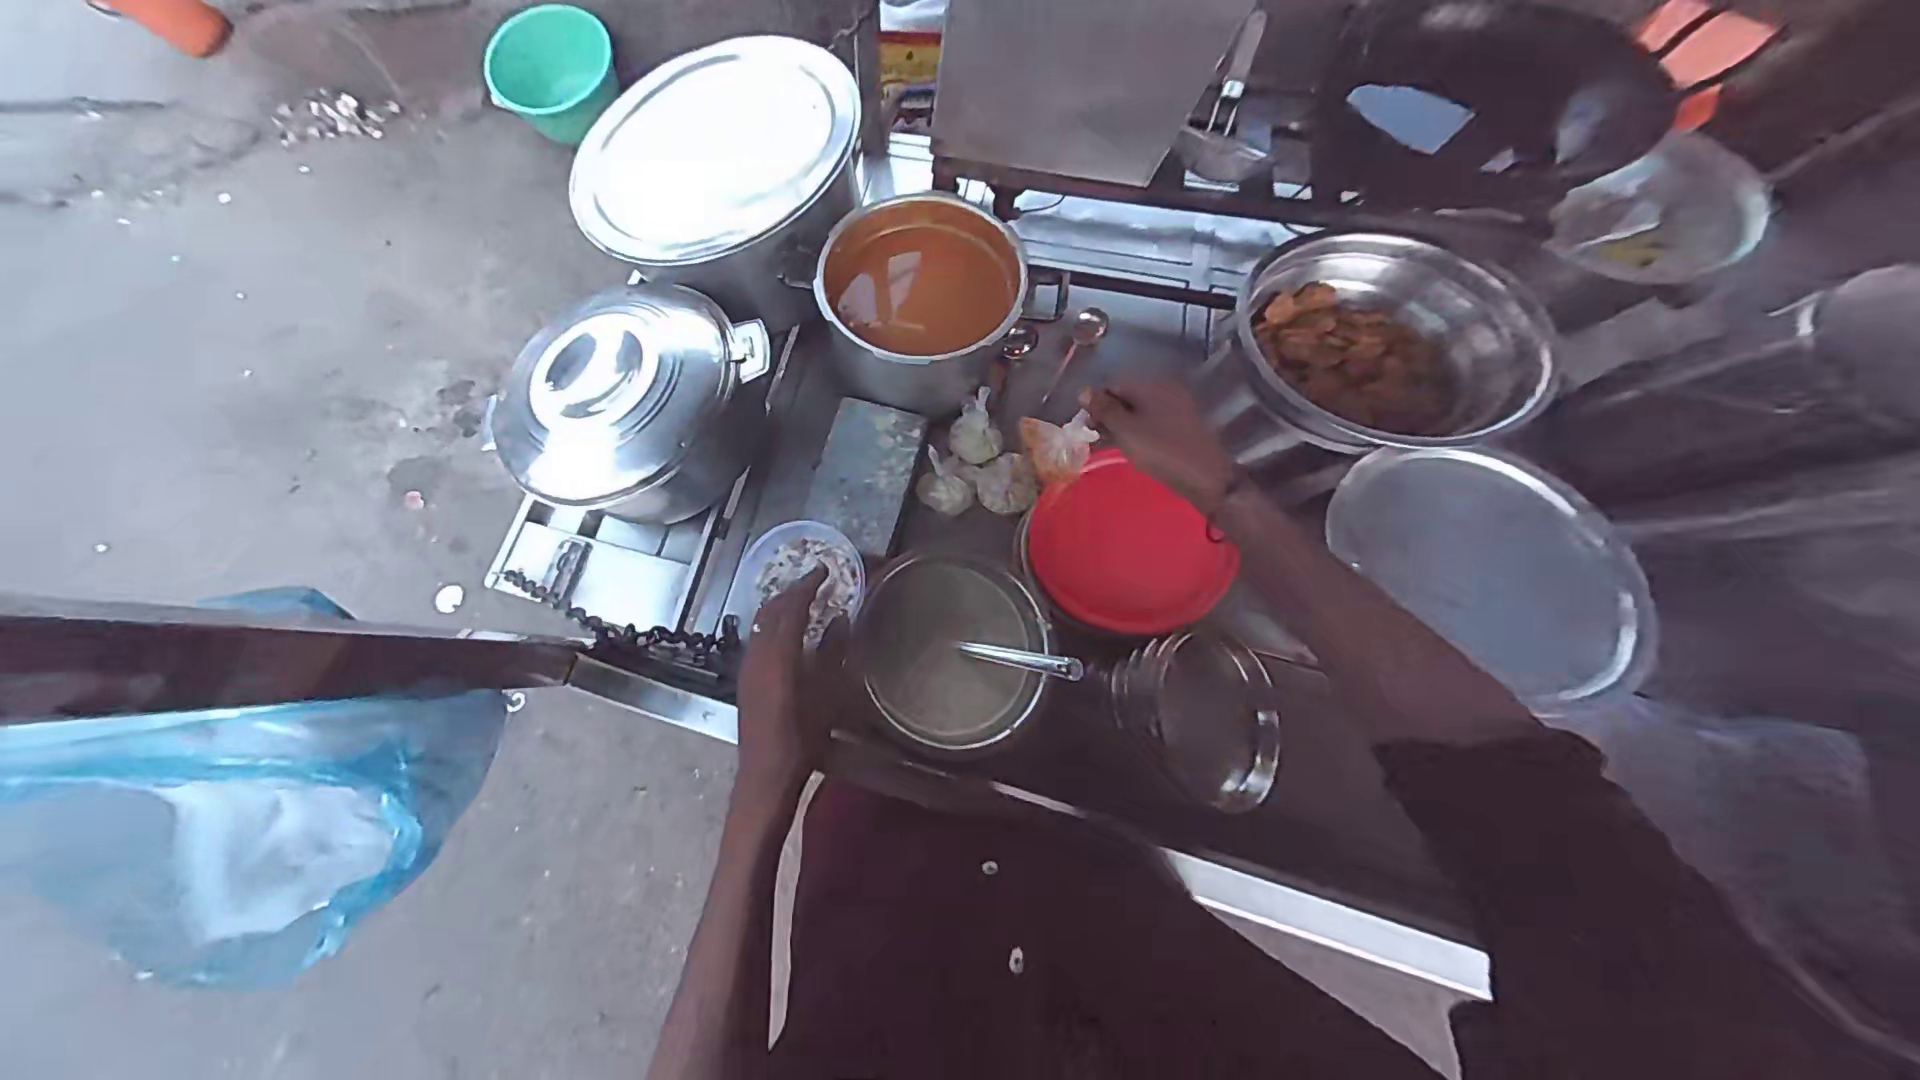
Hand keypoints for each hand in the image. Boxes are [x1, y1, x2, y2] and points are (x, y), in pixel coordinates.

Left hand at [735, 567, 837, 794]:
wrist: (765, 773)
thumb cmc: (801, 737)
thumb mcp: (827, 694)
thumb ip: (833, 652)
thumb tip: (841, 619)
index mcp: (778, 655)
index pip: (791, 607)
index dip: (808, 585)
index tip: (824, 570)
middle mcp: (757, 654)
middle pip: (771, 610)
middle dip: (792, 590)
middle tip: (815, 581)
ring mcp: (747, 666)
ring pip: (762, 623)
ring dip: (782, 606)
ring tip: (804, 600)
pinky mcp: (745, 678)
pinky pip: (759, 637)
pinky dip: (775, 624)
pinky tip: (789, 632)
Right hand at [1086, 380, 1236, 513]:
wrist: (1204, 475)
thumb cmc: (1160, 450)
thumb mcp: (1125, 429)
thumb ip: (1103, 409)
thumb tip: (1084, 391)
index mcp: (1150, 385)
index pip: (1113, 385)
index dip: (1095, 403)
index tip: (1085, 426)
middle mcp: (1164, 390)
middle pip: (1127, 396)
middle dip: (1107, 414)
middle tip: (1094, 438)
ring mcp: (1175, 407)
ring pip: (1139, 411)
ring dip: (1120, 425)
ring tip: (1108, 445)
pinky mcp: (1181, 425)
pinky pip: (1151, 421)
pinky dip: (1137, 431)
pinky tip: (1130, 446)